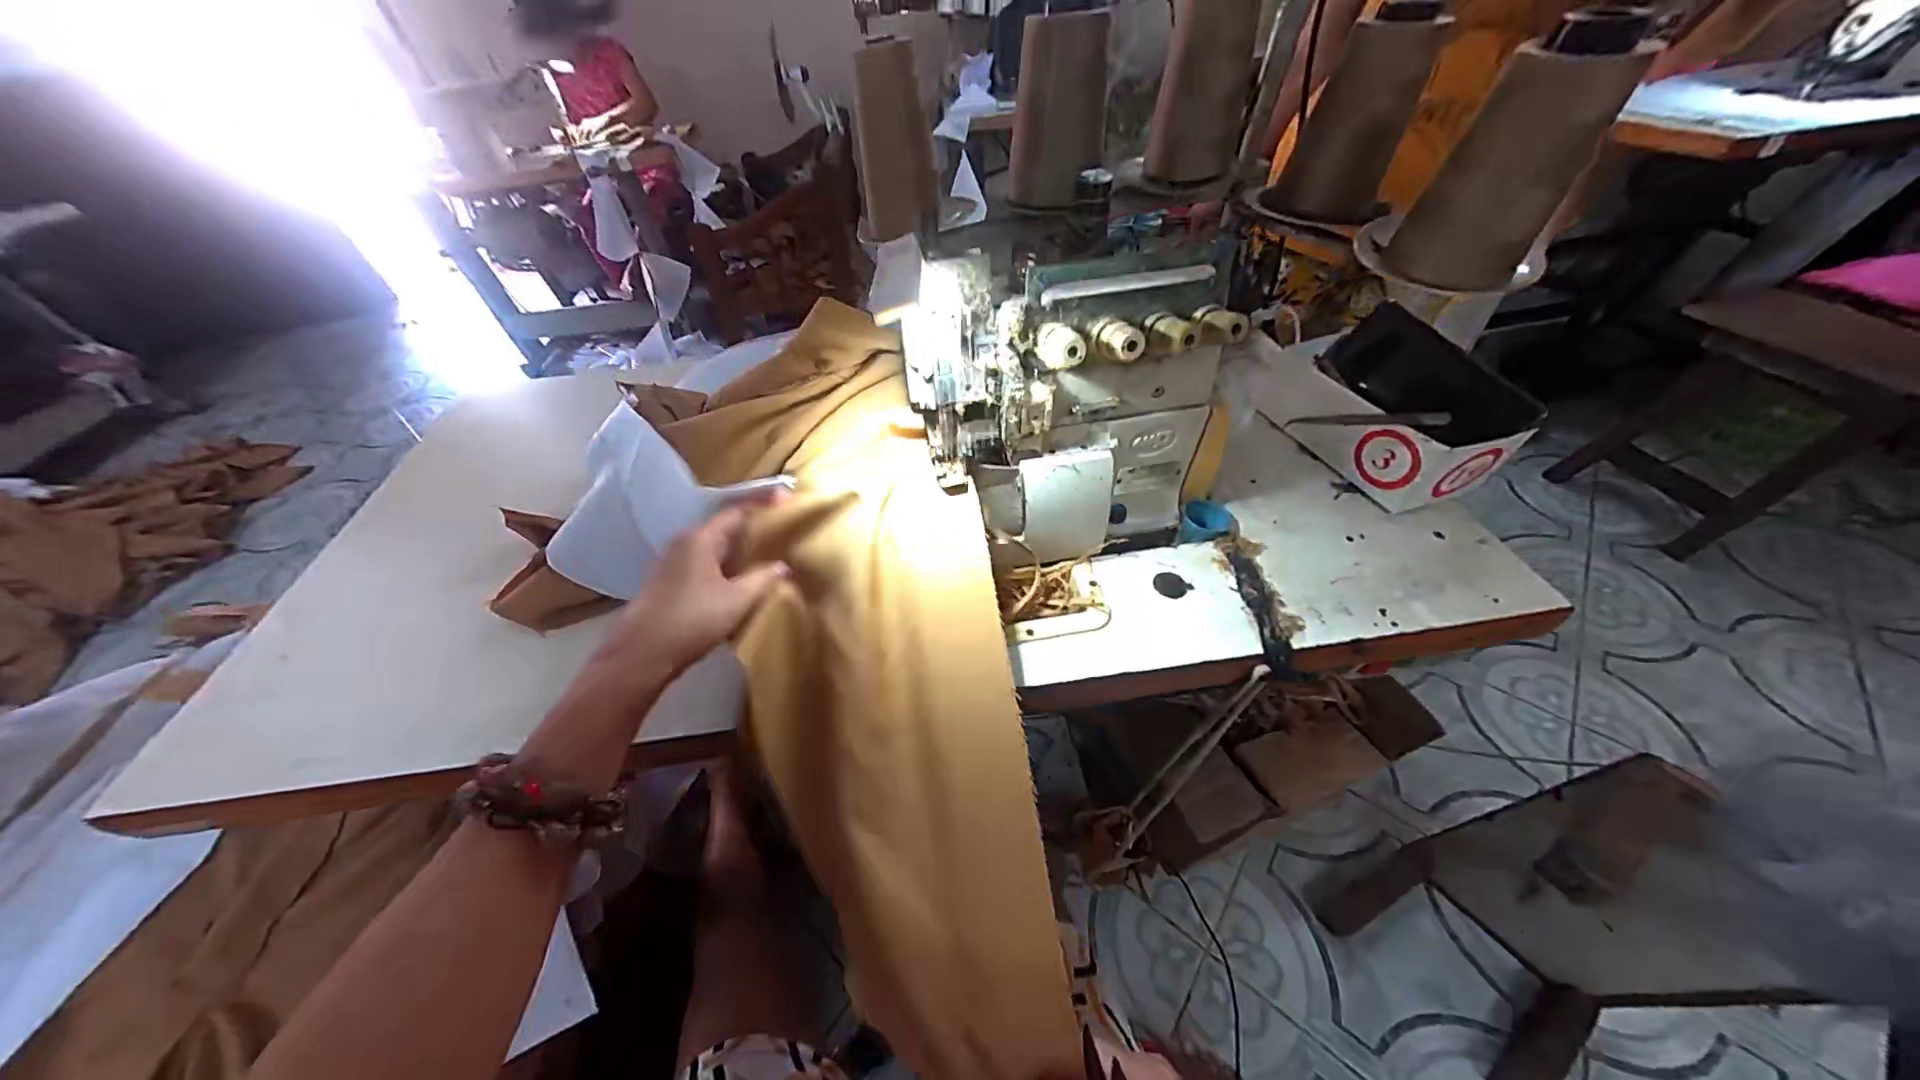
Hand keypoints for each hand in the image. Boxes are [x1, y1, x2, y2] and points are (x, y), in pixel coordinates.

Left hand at [601, 497, 789, 676]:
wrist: (641, 655)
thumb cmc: (691, 621)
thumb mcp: (737, 600)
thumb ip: (763, 579)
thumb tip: (782, 565)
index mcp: (700, 539)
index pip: (737, 511)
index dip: (763, 502)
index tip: (787, 498)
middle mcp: (684, 543)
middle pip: (724, 526)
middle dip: (753, 525)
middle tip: (782, 528)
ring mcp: (673, 562)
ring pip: (714, 545)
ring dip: (740, 547)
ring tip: (767, 553)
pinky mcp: (670, 581)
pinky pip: (706, 562)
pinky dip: (727, 563)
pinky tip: (740, 579)